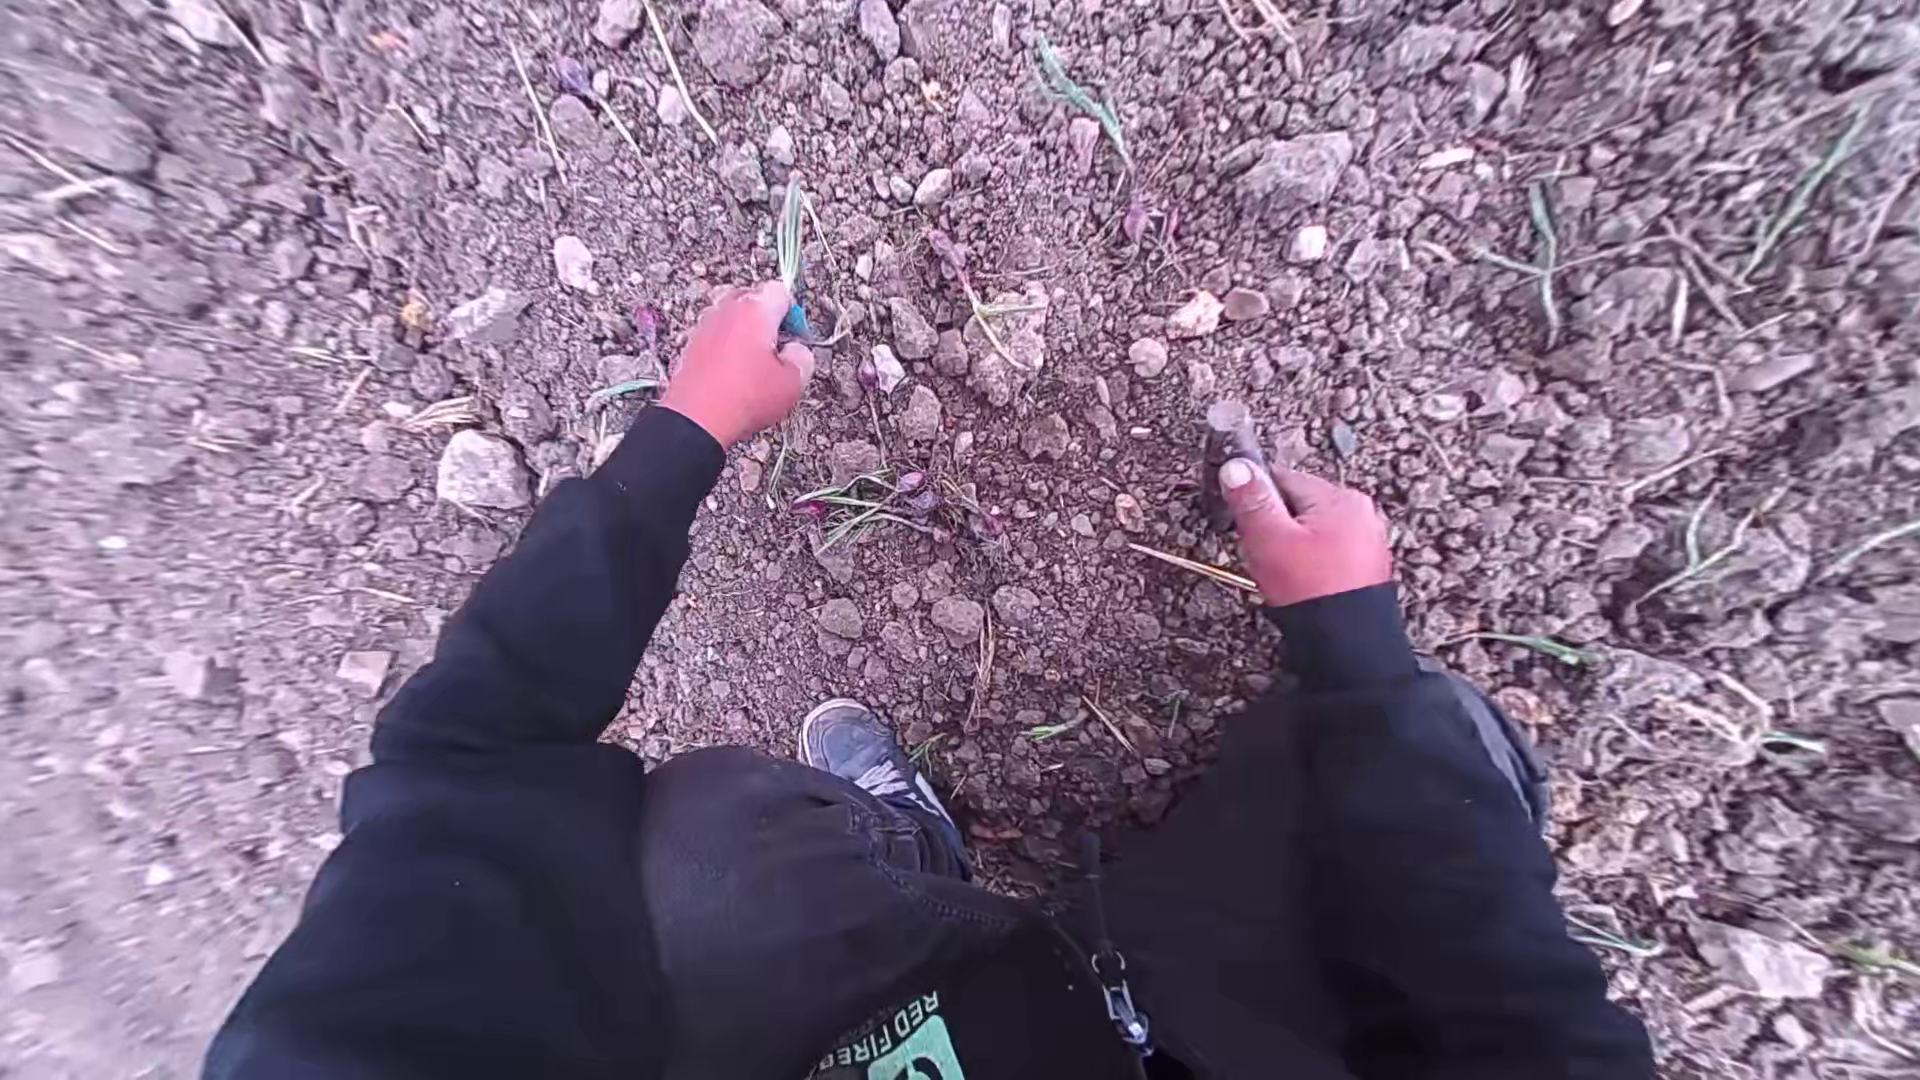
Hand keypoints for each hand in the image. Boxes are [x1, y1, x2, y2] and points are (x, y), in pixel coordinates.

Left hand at [659, 281, 814, 447]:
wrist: (697, 420)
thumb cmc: (746, 398)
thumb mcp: (792, 383)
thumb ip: (802, 358)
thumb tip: (797, 350)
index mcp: (755, 311)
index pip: (780, 291)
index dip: (794, 315)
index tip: (797, 339)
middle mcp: (727, 310)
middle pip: (754, 301)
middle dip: (769, 323)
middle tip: (779, 353)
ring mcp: (705, 327)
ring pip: (734, 320)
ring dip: (748, 337)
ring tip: (756, 369)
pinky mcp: (691, 346)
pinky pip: (717, 338)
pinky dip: (729, 350)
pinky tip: (735, 377)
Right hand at [1220, 459, 1392, 606]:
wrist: (1346, 643)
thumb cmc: (1312, 590)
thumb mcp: (1268, 539)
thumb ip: (1251, 500)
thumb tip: (1236, 466)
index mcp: (1339, 498)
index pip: (1281, 478)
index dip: (1253, 498)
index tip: (1241, 518)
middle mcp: (1359, 512)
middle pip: (1296, 503)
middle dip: (1272, 524)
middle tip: (1262, 550)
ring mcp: (1365, 539)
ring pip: (1308, 528)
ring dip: (1288, 543)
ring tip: (1280, 569)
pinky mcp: (1363, 564)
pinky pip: (1323, 549)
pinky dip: (1307, 559)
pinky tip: (1298, 579)